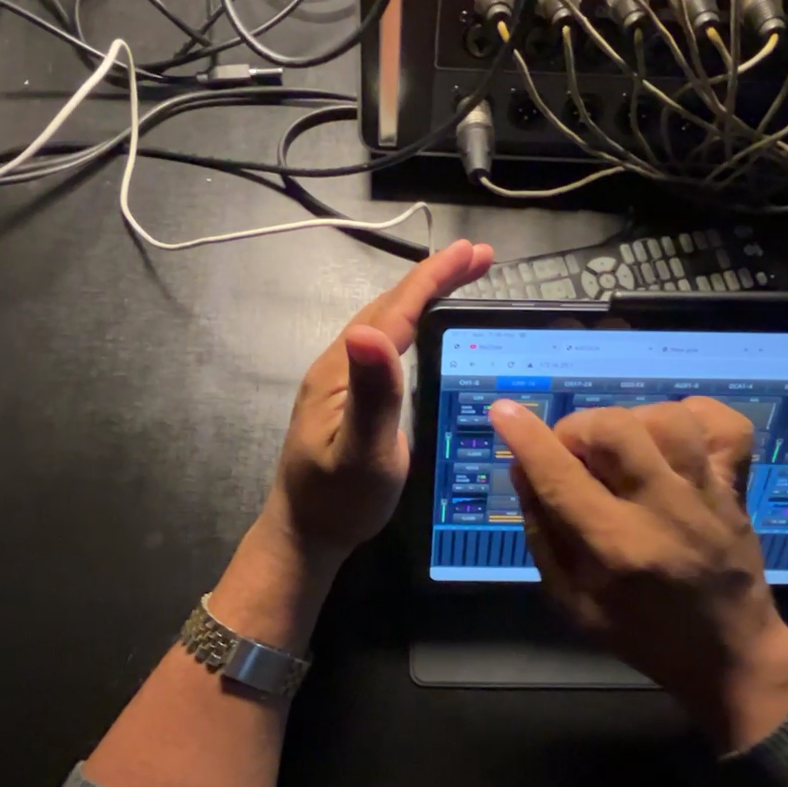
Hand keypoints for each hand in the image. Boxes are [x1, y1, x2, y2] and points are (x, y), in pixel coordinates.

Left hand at [265, 240, 494, 562]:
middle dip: (435, 278)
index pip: (393, 312)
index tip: (472, 252)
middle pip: (389, 308)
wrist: (306, 534)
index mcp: (341, 371)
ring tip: (462, 280)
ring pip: (386, 324)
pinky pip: (386, 347)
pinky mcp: (349, 399)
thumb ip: (372, 396)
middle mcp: (338, 367)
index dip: (432, 279)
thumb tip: (373, 331)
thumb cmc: (337, 501)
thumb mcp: (361, 453)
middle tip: (481, 259)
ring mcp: (342, 382)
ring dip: (424, 297)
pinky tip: (426, 331)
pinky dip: (413, 325)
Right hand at [488, 396, 787, 749]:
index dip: (525, 437)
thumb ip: (542, 532)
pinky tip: (670, 437)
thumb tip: (523, 467)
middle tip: (574, 454)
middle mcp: (663, 512)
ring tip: (621, 448)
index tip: (504, 412)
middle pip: (615, 430)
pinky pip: (725, 423)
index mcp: (615, 549)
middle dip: (577, 428)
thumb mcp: (571, 600)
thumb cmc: (639, 633)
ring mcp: (707, 494)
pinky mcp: (737, 486)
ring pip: (667, 418)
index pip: (559, 475)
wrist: (730, 654)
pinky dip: (693, 415)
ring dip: (629, 421)